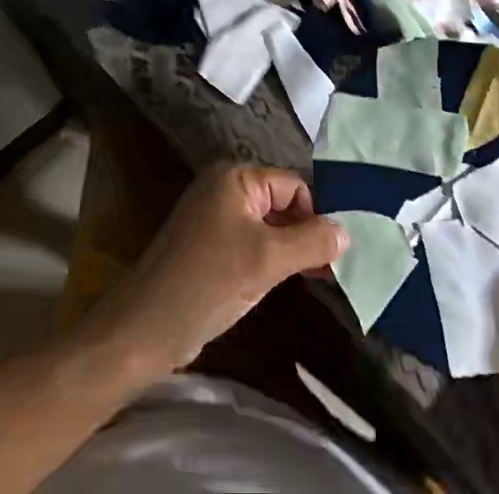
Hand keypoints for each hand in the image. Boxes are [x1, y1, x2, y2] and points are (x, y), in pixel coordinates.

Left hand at [80, 165, 346, 375]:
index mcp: (233, 178)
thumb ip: (311, 241)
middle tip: (336, 271)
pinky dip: (274, 257)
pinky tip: (291, 280)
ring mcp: (214, 216)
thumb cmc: (211, 280)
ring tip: (321, 279)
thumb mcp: (268, 259)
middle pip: (281, 202)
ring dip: (293, 248)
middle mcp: (222, 188)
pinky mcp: (211, 244)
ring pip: (269, 225)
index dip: (316, 216)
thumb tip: (346, 231)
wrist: (152, 321)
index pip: (293, 185)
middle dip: (308, 232)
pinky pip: (252, 241)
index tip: (338, 254)